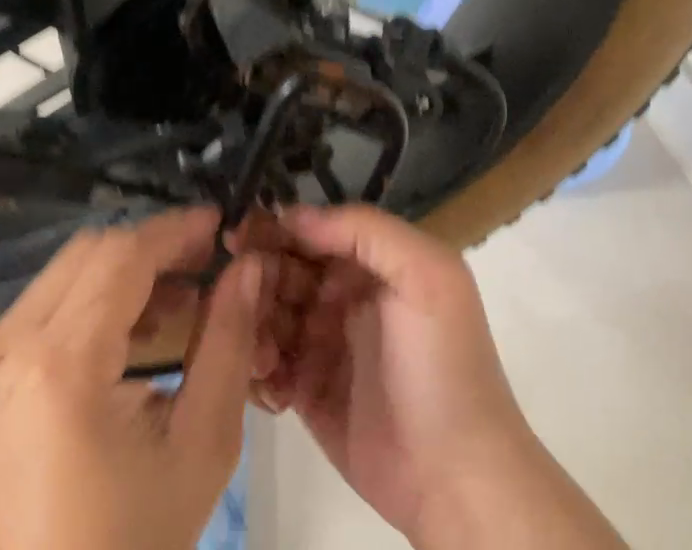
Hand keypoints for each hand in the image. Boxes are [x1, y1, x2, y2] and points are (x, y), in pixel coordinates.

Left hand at [0, 208, 267, 549]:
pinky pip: (46, 303)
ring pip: (66, 271)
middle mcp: (10, 344)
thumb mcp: (203, 441)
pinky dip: (94, 298)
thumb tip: (248, 267)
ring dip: (124, 270)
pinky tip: (137, 325)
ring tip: (183, 298)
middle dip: (153, 247)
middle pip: (89, 253)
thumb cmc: (141, 530)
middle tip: (208, 263)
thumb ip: (228, 342)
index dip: (174, 232)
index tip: (221, 224)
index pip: (120, 258)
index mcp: (59, 363)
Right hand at [265, 206, 624, 549]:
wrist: (454, 475)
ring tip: (266, 357)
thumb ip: (364, 229)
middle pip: (276, 271)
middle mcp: (341, 299)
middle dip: (254, 282)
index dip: (272, 231)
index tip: (237, 239)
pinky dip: (253, 366)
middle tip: (241, 303)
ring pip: (261, 315)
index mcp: (370, 267)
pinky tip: (269, 383)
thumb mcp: (427, 276)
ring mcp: (320, 345)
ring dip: (250, 327)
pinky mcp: (303, 391)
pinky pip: (261, 363)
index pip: (307, 232)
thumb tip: (291, 215)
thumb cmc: (441, 366)